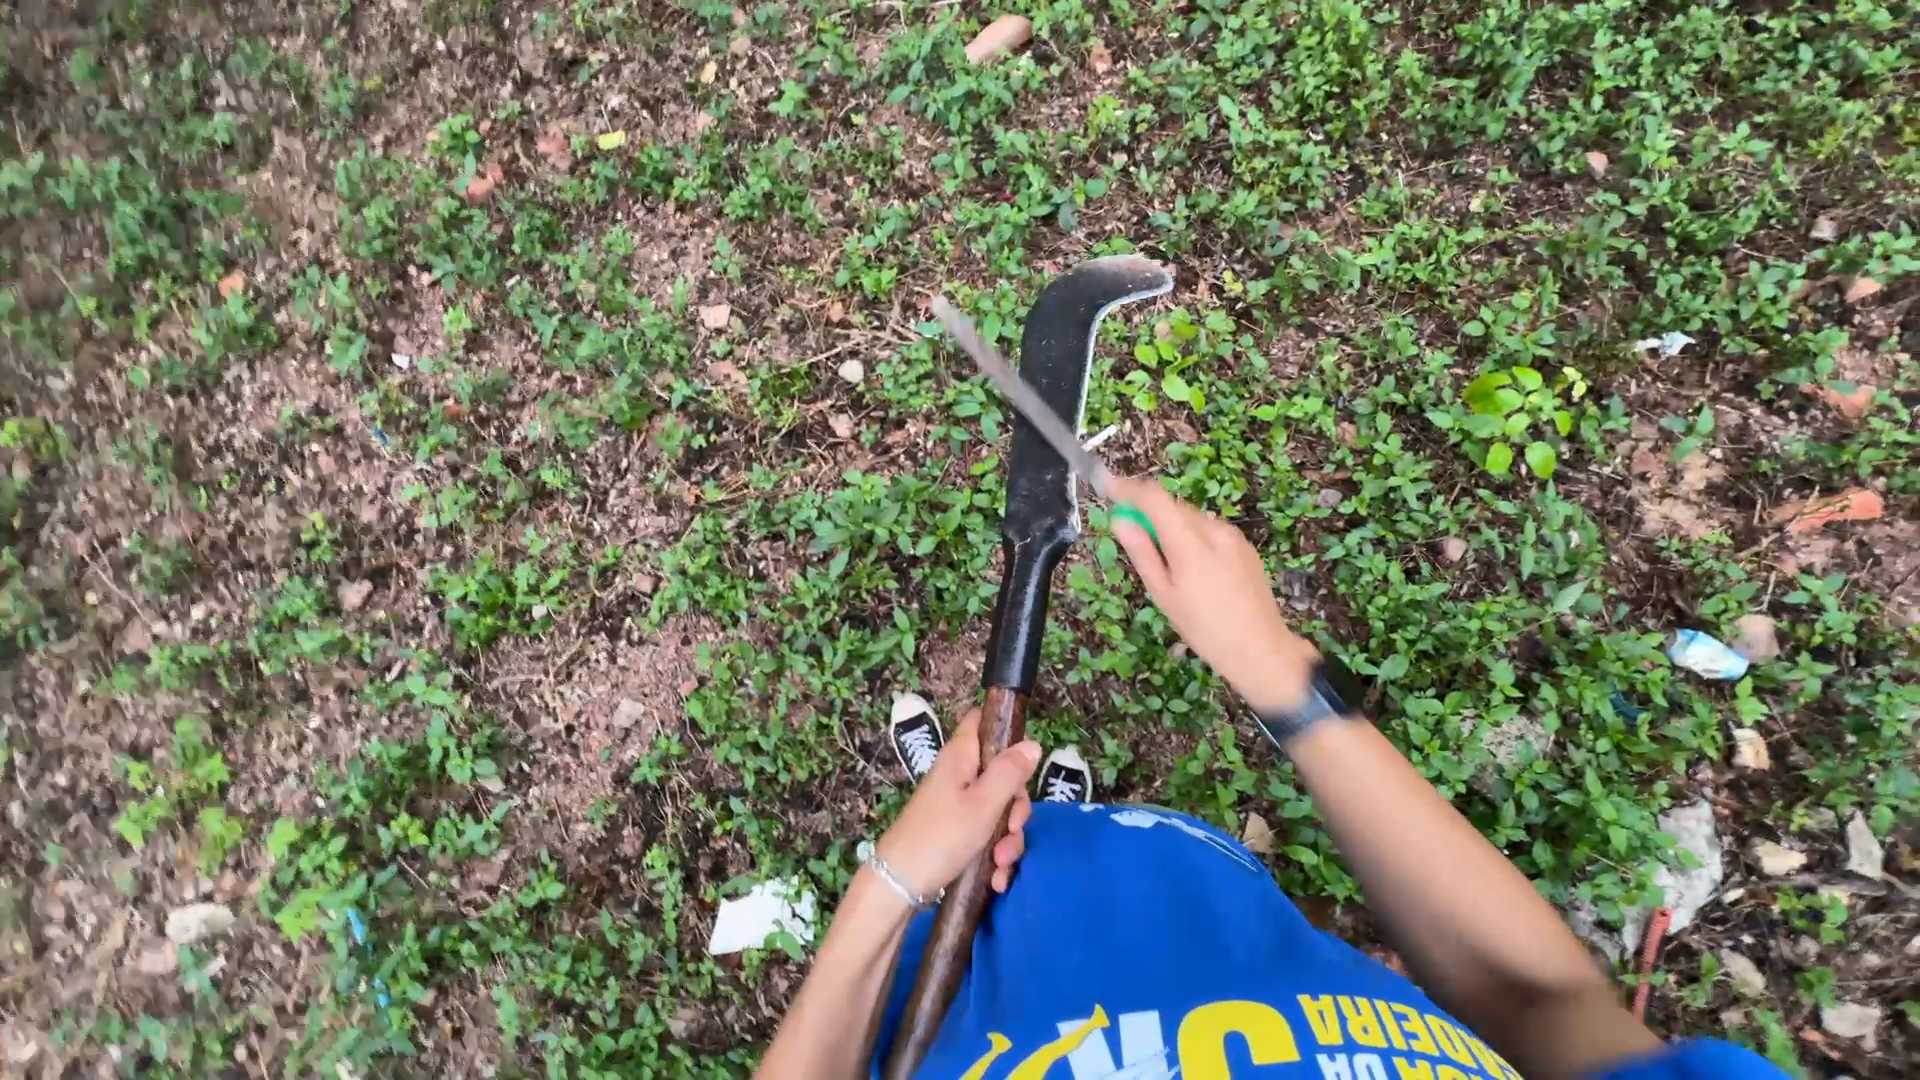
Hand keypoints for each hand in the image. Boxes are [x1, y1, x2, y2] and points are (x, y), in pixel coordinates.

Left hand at [874, 708, 1039, 898]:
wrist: (900, 884)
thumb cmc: (942, 835)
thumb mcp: (984, 803)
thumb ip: (1010, 772)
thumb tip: (1033, 744)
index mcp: (961, 756)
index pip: (982, 720)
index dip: (1006, 729)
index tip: (1025, 758)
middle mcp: (960, 774)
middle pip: (1002, 773)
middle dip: (1015, 807)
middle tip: (1011, 827)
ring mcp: (958, 804)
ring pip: (999, 809)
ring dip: (1007, 839)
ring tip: (1001, 863)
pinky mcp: (958, 831)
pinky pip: (987, 835)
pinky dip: (995, 855)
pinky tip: (996, 878)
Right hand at [1107, 476, 1319, 712]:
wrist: (1260, 648)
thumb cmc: (1203, 628)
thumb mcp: (1163, 594)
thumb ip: (1142, 553)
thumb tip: (1120, 521)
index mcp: (1190, 545)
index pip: (1155, 499)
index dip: (1129, 489)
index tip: (1108, 487)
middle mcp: (1214, 531)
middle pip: (1173, 506)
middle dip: (1148, 512)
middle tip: (1132, 536)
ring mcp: (1233, 537)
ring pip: (1191, 518)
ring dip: (1171, 526)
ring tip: (1167, 563)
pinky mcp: (1244, 546)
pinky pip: (1209, 530)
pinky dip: (1192, 536)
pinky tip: (1193, 568)